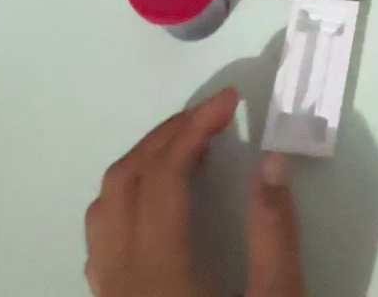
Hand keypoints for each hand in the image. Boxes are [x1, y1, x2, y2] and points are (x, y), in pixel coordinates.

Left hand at [85, 87, 306, 296]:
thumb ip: (274, 233)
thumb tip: (271, 160)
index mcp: (158, 271)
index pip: (164, 176)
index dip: (195, 128)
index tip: (231, 100)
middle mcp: (120, 277)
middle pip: (125, 180)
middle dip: (168, 135)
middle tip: (215, 115)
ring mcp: (110, 295)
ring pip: (105, 207)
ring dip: (145, 162)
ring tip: (192, 147)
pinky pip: (103, 235)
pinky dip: (131, 196)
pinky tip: (166, 198)